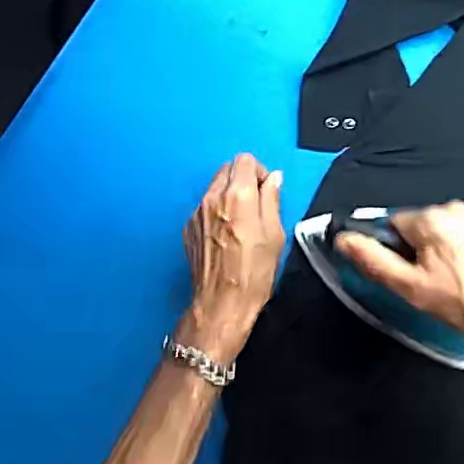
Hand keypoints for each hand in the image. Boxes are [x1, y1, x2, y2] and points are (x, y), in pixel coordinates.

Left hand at [179, 153, 284, 362]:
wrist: (221, 303)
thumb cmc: (253, 273)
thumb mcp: (275, 233)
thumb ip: (272, 199)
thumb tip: (273, 179)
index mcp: (237, 195)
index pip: (245, 160)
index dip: (260, 172)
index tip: (267, 191)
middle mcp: (213, 198)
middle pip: (228, 169)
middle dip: (244, 180)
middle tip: (257, 204)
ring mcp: (197, 213)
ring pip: (215, 187)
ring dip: (230, 195)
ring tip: (242, 222)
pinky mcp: (189, 227)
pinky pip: (205, 207)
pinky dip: (217, 211)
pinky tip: (227, 235)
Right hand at [334, 201, 463, 352]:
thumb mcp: (410, 288)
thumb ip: (373, 259)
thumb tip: (345, 239)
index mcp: (430, 218)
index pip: (393, 224)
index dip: (396, 250)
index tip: (409, 273)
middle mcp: (456, 208)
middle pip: (420, 225)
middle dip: (420, 249)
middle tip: (432, 281)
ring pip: (445, 228)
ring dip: (444, 248)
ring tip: (458, 280)